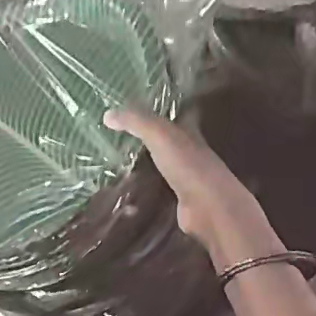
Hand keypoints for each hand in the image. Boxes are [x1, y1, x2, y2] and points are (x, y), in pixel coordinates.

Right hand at [103, 108, 276, 267]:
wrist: (208, 207)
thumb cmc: (188, 164)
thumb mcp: (159, 135)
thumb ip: (135, 122)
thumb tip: (107, 114)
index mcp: (190, 134)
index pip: (181, 114)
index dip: (167, 109)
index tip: (146, 108)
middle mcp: (192, 154)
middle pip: (171, 143)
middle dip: (153, 140)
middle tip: (123, 139)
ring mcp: (188, 180)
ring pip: (165, 168)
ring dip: (148, 168)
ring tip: (120, 166)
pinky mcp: (180, 203)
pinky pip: (160, 193)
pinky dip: (147, 193)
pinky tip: (129, 195)